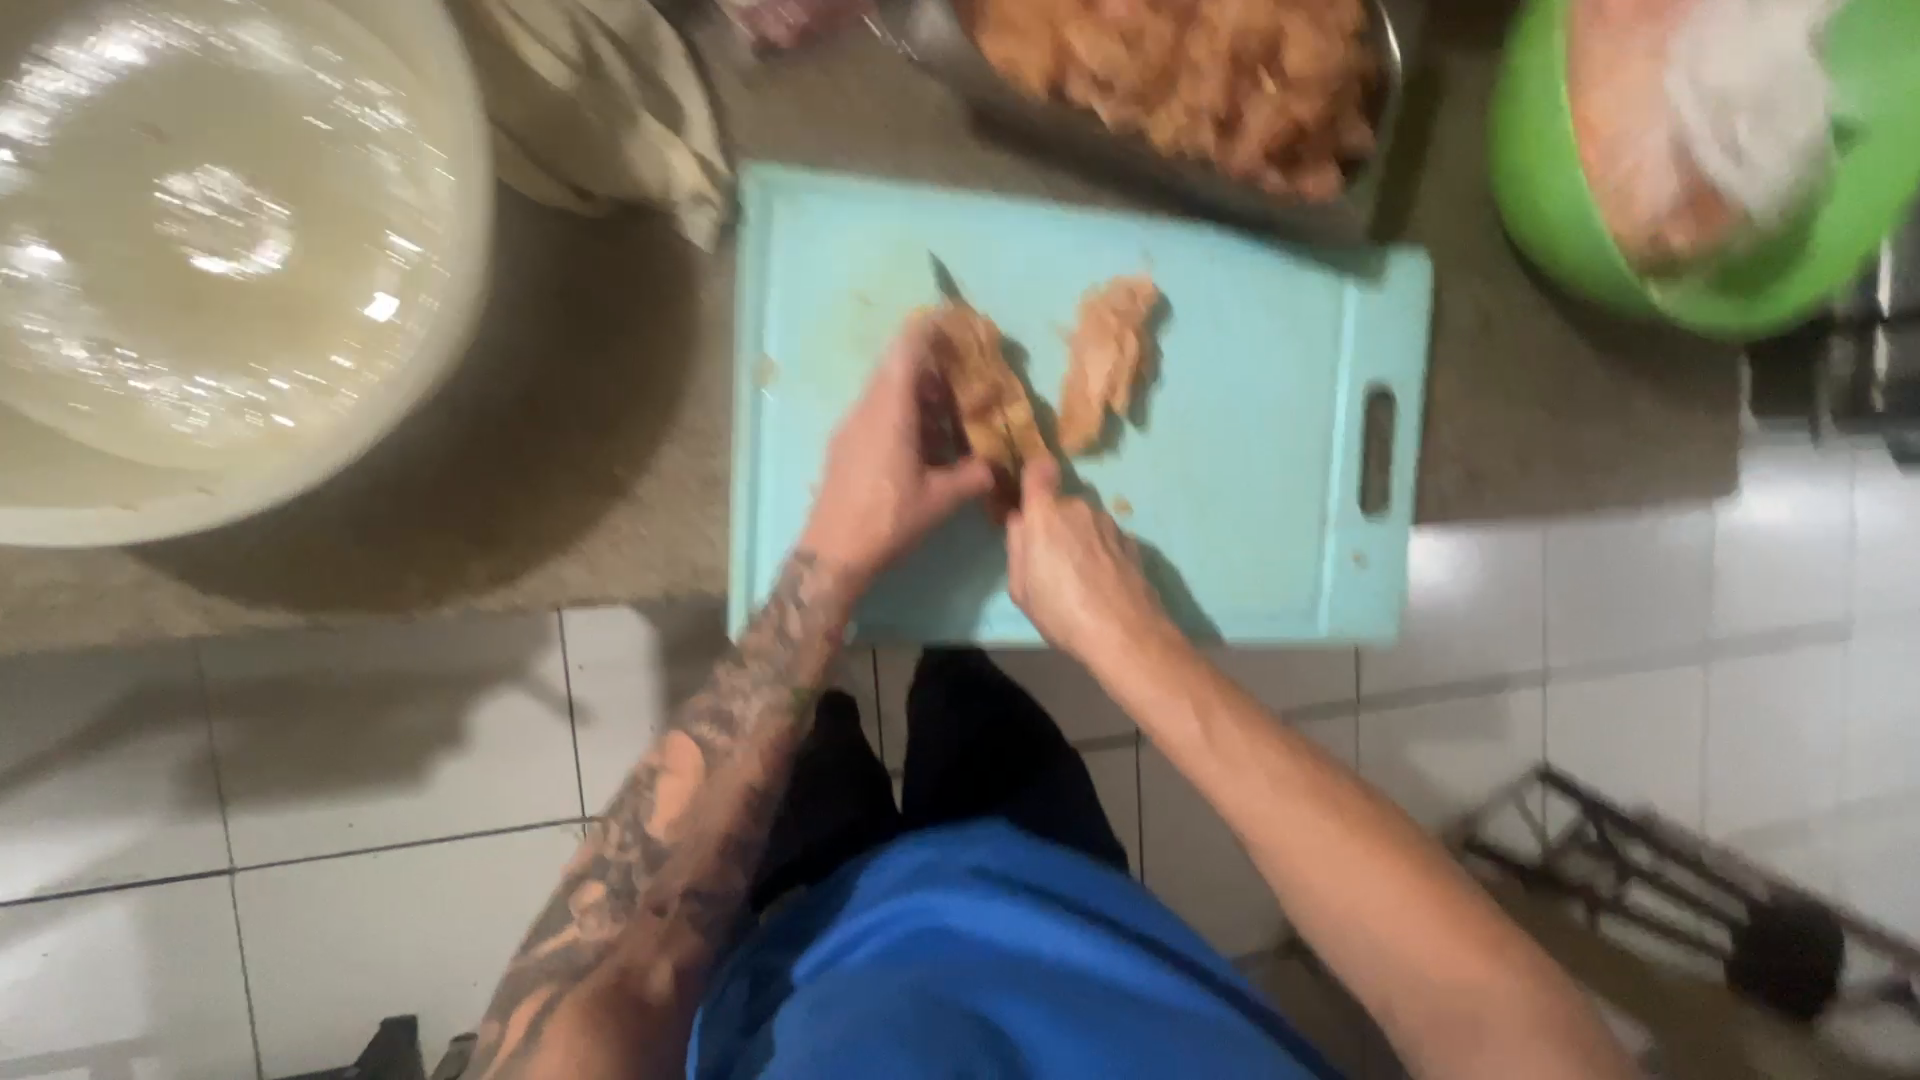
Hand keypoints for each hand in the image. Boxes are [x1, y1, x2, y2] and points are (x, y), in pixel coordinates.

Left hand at [799, 317, 996, 594]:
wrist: (831, 554)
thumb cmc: (887, 520)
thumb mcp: (939, 500)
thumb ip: (972, 477)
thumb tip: (995, 467)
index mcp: (889, 411)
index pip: (907, 349)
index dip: (930, 328)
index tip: (954, 322)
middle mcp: (865, 409)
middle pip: (896, 368)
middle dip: (931, 364)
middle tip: (964, 374)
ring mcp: (850, 427)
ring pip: (885, 392)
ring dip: (917, 394)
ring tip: (950, 411)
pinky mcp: (844, 446)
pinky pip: (876, 414)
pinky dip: (902, 414)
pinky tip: (923, 443)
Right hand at [1005, 459, 1175, 665]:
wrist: (1125, 634)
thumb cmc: (1061, 612)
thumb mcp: (1020, 589)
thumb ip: (1017, 547)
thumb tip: (1020, 521)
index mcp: (1045, 515)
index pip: (1038, 471)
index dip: (1034, 476)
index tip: (1032, 495)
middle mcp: (1079, 508)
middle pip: (1062, 505)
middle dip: (1056, 525)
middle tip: (1052, 562)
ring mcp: (1110, 524)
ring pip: (1087, 522)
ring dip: (1081, 539)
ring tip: (1081, 578)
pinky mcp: (1132, 542)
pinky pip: (1107, 539)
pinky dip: (1103, 553)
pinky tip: (1104, 583)